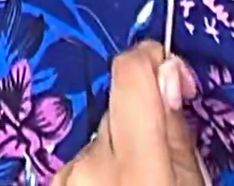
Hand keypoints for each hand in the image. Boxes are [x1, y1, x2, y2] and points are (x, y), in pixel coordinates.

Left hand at [54, 42, 205, 185]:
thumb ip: (177, 133)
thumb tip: (169, 69)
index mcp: (134, 169)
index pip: (130, 72)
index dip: (152, 59)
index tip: (174, 72)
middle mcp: (91, 165)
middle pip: (117, 103)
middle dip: (142, 116)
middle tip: (166, 155)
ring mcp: (67, 176)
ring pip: (101, 131)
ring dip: (121, 146)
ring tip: (142, 182)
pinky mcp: (56, 182)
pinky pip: (84, 157)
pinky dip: (102, 168)